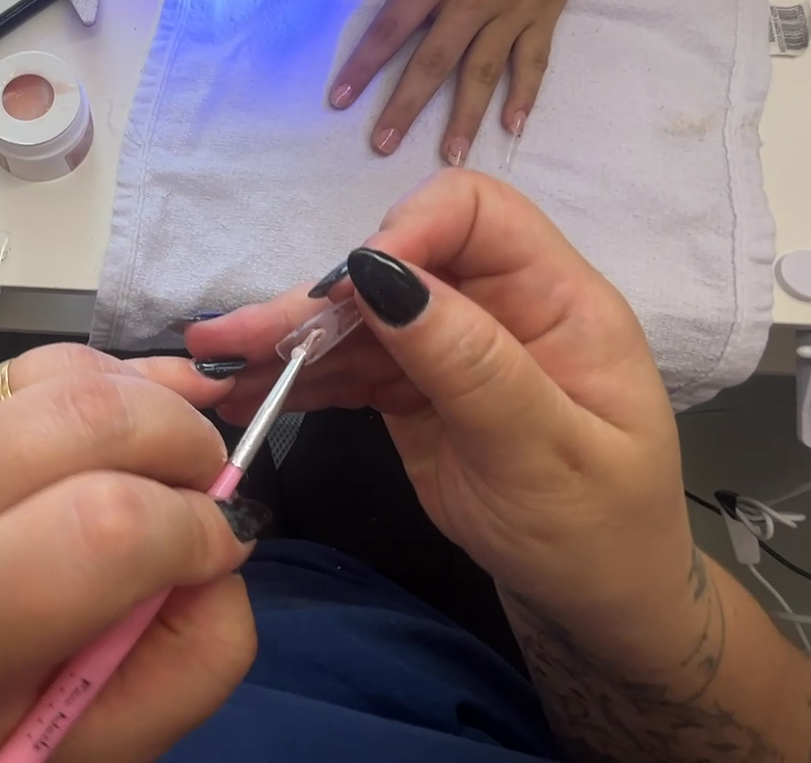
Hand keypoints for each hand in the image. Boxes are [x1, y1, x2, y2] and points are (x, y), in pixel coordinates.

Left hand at [0, 344, 256, 762]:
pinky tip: (137, 414)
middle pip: (84, 420)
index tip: (220, 545)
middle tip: (208, 483)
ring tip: (175, 451)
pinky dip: (115, 374)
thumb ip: (195, 656)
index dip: (188, 526)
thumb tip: (224, 537)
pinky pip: (47, 361)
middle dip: (182, 439)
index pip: (98, 528)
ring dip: (153, 399)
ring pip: (70, 374)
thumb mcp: (103, 739)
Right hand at [187, 171, 693, 629]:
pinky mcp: (406, 383)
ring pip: (350, 320)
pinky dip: (293, 379)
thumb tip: (380, 272)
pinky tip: (244, 392)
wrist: (590, 598)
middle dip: (307, 303)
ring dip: (281, 343)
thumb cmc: (596, 531)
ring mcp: (441, 344)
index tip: (345, 287)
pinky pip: (342, 367)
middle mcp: (490, 305)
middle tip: (228, 339)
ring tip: (214, 369)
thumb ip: (468, 360)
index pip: (474, 213)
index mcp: (551, 299)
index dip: (407, 229)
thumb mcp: (543, 452)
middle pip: (386, 269)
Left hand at [328, 0, 606, 162]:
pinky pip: (534, 62)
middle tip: (383, 146)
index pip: (391, 29)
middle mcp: (473, 0)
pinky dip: (525, 95)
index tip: (339, 101)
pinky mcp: (545, 16)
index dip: (363, 66)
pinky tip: (512, 129)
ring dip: (464, 117)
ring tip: (448, 157)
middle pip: (433, 62)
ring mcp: (512, 12)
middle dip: (405, 107)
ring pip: (483, 72)